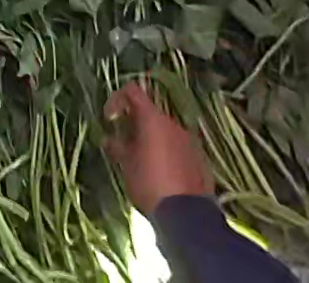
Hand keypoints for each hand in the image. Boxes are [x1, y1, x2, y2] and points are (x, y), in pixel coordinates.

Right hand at [104, 82, 214, 215]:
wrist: (188, 217)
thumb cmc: (150, 183)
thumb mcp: (126, 165)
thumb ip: (116, 147)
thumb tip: (108, 139)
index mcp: (152, 118)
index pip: (132, 91)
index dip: (116, 99)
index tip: (109, 119)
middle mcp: (172, 123)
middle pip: (149, 113)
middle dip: (134, 124)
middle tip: (124, 144)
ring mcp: (189, 141)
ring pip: (164, 131)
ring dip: (151, 140)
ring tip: (142, 162)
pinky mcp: (200, 159)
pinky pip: (178, 148)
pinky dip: (167, 153)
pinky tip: (162, 174)